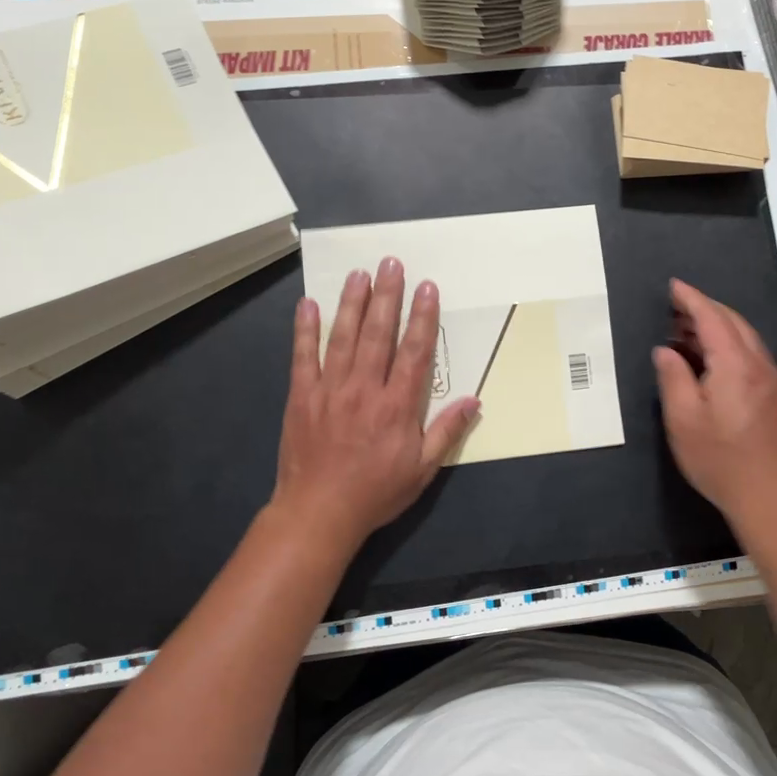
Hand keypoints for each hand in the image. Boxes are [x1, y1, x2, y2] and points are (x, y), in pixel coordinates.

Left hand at [272, 257, 480, 550]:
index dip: (423, 317)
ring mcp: (330, 390)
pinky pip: (303, 356)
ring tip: (359, 273)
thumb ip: (447, 432)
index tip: (427, 288)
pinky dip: (305, 330)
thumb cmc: (375, 493)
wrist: (319, 513)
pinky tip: (308, 305)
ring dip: (352, 303)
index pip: (415, 352)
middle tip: (392, 262)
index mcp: (398, 406)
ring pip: (343, 337)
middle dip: (387, 295)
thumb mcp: (423, 470)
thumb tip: (474, 400)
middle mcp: (365, 389)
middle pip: (379, 333)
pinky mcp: (302, 396)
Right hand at [653, 279, 776, 531]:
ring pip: (744, 340)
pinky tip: (710, 364)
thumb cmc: (722, 459)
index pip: (712, 317)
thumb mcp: (683, 420)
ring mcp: (771, 382)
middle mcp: (758, 365)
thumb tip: (665, 352)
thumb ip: (673, 379)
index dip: (691, 299)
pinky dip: (728, 347)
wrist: (772, 498)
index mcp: (735, 363)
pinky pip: (750, 357)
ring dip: (717, 328)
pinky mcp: (775, 399)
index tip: (673, 286)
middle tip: (674, 311)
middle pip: (733, 323)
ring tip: (685, 334)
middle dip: (704, 310)